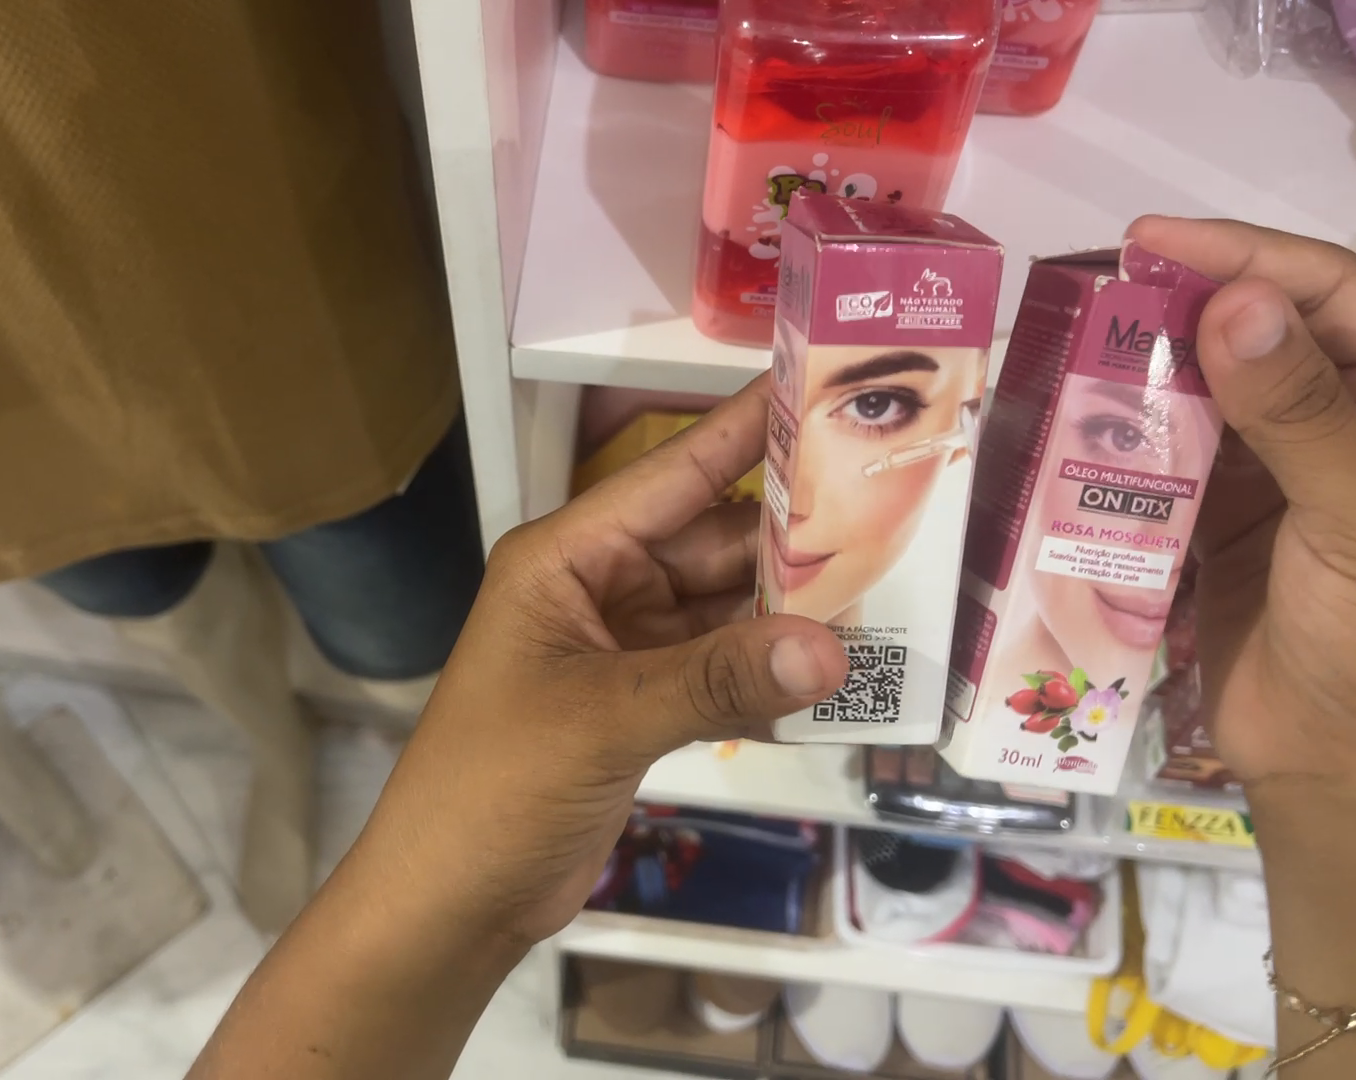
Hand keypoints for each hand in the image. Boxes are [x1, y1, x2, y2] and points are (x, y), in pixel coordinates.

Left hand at [352, 377, 848, 945]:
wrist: (453, 891)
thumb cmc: (497, 783)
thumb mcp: (601, 718)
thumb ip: (715, 680)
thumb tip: (836, 648)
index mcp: (568, 555)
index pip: (672, 474)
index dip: (746, 427)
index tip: (822, 382)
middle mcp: (599, 585)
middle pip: (711, 541)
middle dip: (793, 534)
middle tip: (901, 504)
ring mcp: (624, 644)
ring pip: (724, 607)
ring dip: (791, 608)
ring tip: (895, 585)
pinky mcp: (643, 699)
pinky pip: (720, 666)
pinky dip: (768, 669)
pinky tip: (840, 669)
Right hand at [1127, 217, 1355, 812]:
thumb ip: (1302, 413)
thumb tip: (1233, 300)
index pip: (1331, 300)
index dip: (1245, 257)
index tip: (1149, 239)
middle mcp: (1345, 434)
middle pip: (1253, 344)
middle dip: (1175, 312)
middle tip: (1088, 299)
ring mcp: (1269, 484)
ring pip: (1194, 408)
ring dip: (1134, 384)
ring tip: (1062, 364)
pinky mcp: (1206, 531)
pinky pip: (1155, 473)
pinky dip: (1113, 455)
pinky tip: (1068, 443)